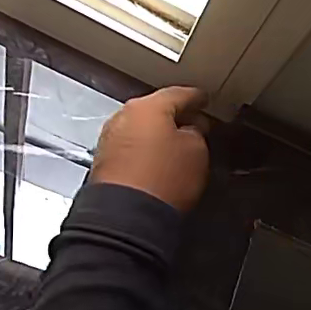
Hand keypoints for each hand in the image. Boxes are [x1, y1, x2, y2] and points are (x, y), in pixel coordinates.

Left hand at [90, 86, 210, 211]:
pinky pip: (132, 147)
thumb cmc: (166, 177)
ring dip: (160, 133)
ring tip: (179, 144)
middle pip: (156, 109)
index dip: (197, 98)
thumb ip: (196, 133)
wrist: (127, 215)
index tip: (206, 100)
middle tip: (196, 123)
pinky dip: (147, 149)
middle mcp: (124, 117)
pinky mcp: (104, 162)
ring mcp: (110, 139)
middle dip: (176, 115)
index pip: (179, 94)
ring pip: (142, 128)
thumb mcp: (197, 151)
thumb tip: (189, 130)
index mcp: (148, 107)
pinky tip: (160, 159)